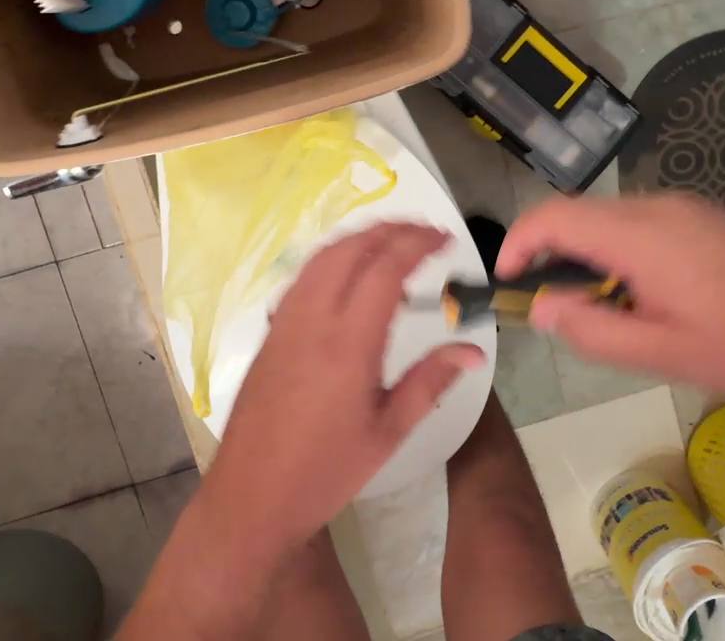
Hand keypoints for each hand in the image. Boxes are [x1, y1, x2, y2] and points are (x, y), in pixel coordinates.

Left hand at [200, 222, 484, 556]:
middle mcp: (313, 319)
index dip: (417, 244)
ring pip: (322, 256)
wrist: (252, 495)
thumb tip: (473, 350)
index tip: (445, 239)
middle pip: (352, 249)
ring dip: (359, 236)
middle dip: (391, 229)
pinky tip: (348, 269)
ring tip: (392, 239)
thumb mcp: (388, 431)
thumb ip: (430, 382)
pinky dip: (332, 256)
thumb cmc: (326, 470)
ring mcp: (285, 320)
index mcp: (349, 343)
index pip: (385, 269)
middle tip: (425, 232)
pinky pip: (302, 275)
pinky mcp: (270, 329)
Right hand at [501, 195, 724, 412]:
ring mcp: (691, 209)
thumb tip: (540, 307)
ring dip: (593, 261)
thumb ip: (591, 329)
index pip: (552, 216)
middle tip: (562, 314)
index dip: (518, 244)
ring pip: (615, 223)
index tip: (507, 285)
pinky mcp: (714, 220)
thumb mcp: (665, 353)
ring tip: (615, 317)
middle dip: (555, 259)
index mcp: (640, 235)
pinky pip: (648, 227)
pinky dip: (627, 256)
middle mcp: (660, 207)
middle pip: (581, 217)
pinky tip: (658, 301)